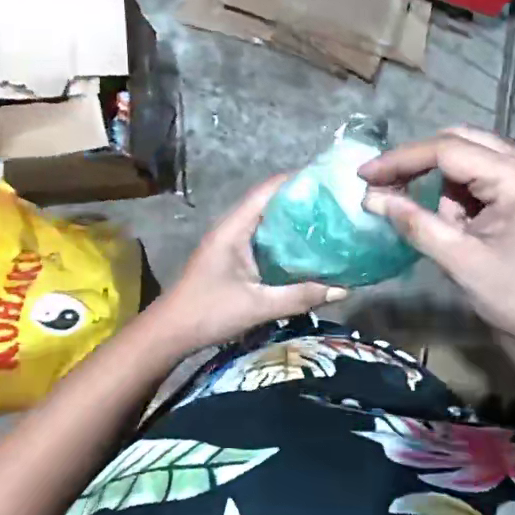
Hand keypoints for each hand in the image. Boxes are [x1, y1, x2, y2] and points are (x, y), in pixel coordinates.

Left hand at [149, 175, 346, 351]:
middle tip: (336, 204)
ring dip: (293, 222)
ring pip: (266, 223)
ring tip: (328, 223)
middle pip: (269, 204)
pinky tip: (306, 251)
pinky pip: (262, 241)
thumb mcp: (259, 306)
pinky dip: (284, 241)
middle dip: (300, 201)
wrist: (170, 333)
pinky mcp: (232, 260)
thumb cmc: (209, 313)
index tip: (326, 180)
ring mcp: (230, 244)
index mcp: (233, 229)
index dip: (295, 181)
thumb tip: (344, 288)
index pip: (266, 191)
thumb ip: (301, 296)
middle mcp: (231, 230)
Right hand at [358, 128, 514, 393]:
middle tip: (383, 188)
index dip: (400, 160)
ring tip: (448, 233)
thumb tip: (370, 197)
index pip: (447, 150)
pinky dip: (465, 197)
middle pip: (461, 143)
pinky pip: (488, 178)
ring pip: (472, 160)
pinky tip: (464, 230)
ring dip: (446, 187)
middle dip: (419, 166)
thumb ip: (414, 223)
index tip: (363, 175)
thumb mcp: (461, 261)